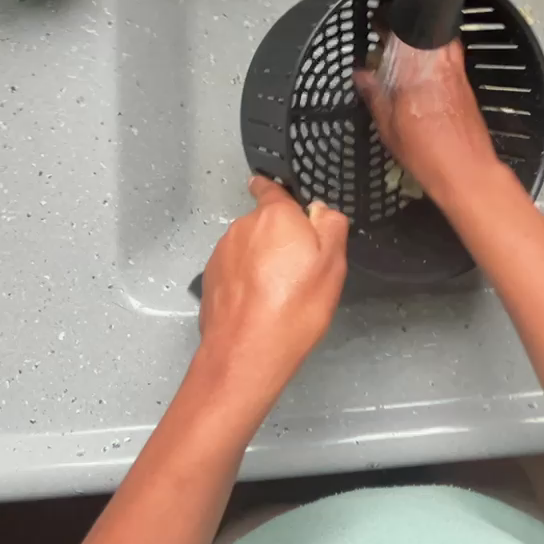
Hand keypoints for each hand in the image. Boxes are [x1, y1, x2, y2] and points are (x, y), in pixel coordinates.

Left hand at [197, 177, 348, 400]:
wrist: (245, 355)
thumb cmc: (295, 307)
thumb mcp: (333, 264)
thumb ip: (331, 226)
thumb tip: (319, 210)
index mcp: (274, 215)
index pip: (272, 189)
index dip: (279, 194)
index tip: (284, 201)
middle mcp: (243, 226)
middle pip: (265, 223)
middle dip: (279, 238)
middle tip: (298, 270)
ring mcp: (222, 253)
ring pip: (249, 247)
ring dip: (262, 260)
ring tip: (279, 293)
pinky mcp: (210, 278)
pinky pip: (234, 269)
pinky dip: (246, 280)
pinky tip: (259, 304)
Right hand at [355, 39, 505, 206]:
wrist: (467, 170)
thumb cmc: (425, 152)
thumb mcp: (388, 126)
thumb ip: (374, 95)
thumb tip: (360, 73)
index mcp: (417, 69)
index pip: (403, 31)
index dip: (388, 23)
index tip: (377, 23)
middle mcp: (440, 63)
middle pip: (426, 31)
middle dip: (408, 31)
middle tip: (391, 40)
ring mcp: (457, 71)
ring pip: (440, 42)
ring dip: (423, 43)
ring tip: (406, 56)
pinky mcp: (467, 83)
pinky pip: (449, 58)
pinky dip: (434, 59)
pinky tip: (422, 76)